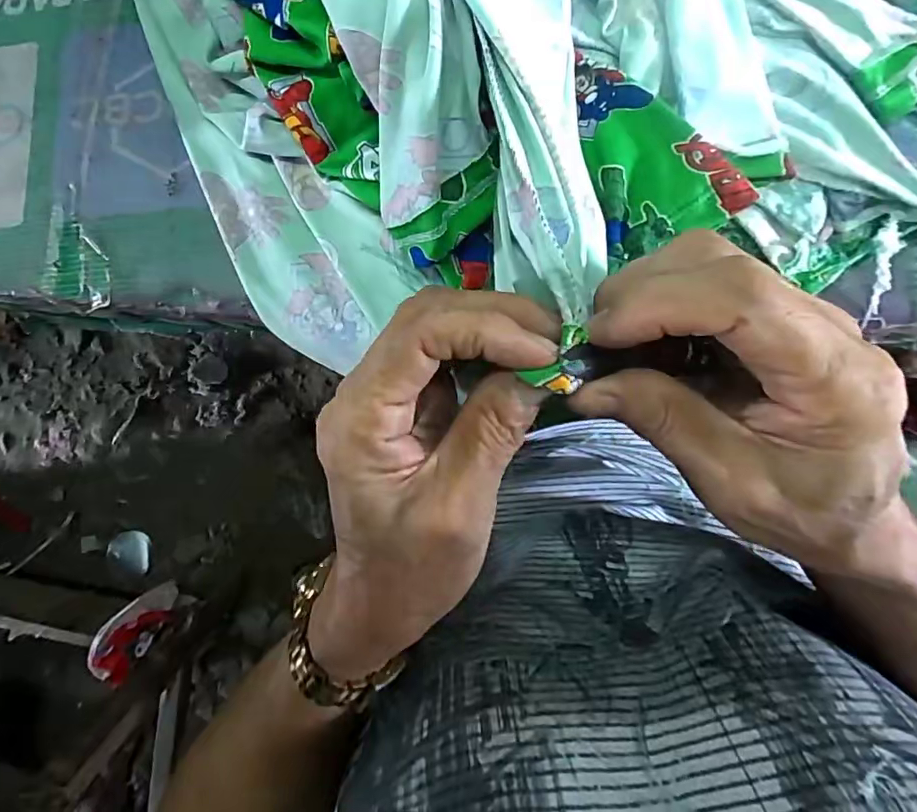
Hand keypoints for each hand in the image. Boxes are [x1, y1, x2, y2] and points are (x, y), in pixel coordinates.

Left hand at [309, 288, 557, 679]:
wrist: (377, 599)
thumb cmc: (412, 570)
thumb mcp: (458, 509)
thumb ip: (491, 431)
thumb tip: (537, 369)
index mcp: (360, 414)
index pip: (417, 334)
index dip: (484, 327)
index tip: (545, 350)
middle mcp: (360, 389)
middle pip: (422, 317)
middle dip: (492, 316)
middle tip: (556, 337)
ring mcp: (377, 390)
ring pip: (430, 325)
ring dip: (490, 324)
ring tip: (546, 342)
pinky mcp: (399, 399)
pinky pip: (439, 352)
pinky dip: (483, 345)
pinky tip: (519, 356)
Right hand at [567, 231, 915, 578]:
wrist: (856, 519)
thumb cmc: (803, 513)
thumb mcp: (729, 483)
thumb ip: (663, 421)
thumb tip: (586, 386)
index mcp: (832, 374)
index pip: (741, 297)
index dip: (657, 302)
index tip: (600, 335)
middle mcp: (826, 324)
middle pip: (718, 262)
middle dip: (641, 290)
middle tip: (597, 339)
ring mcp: (803, 308)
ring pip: (708, 256)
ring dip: (646, 286)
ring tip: (618, 336)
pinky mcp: (777, 308)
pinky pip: (707, 274)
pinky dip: (660, 294)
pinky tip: (646, 334)